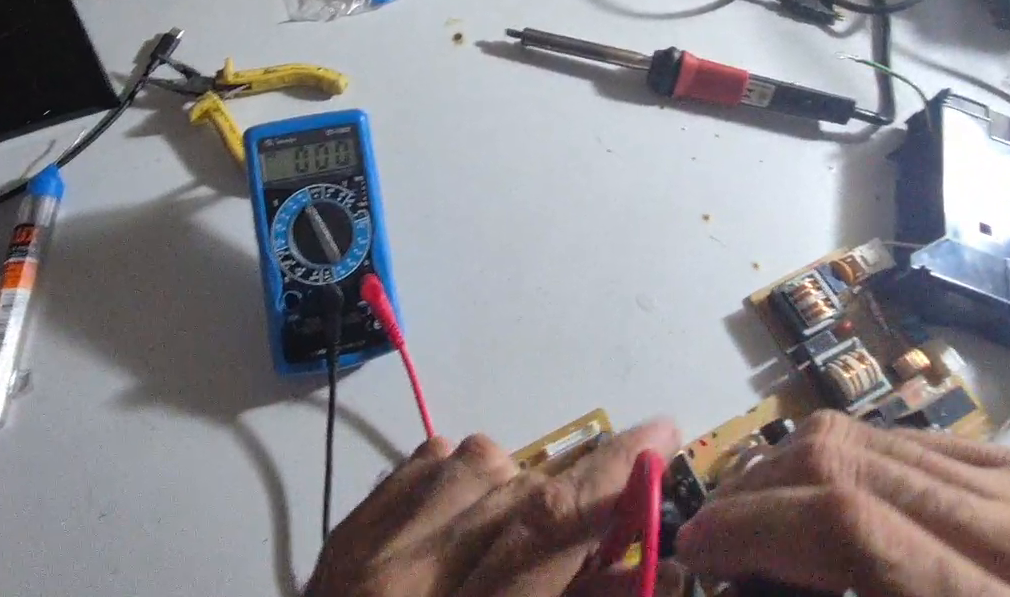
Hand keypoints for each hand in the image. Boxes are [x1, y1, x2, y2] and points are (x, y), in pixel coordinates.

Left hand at [306, 419, 680, 596]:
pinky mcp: (349, 526)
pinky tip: (470, 512)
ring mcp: (369, 544)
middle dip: (582, 477)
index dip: (611, 476)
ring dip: (518, 483)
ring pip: (472, 461)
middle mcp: (407, 577)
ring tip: (523, 529)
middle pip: (514, 493)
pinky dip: (463, 473)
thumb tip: (646, 565)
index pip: (547, 530)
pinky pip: (425, 460)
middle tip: (626, 468)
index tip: (660, 433)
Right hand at [674, 411, 1009, 596]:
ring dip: (782, 470)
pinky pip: (893, 438)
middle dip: (754, 491)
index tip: (694, 545)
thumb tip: (722, 562)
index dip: (754, 525)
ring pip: (856, 434)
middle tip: (714, 530)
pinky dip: (836, 464)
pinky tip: (820, 502)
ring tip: (756, 512)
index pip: (850, 526)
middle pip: (842, 461)